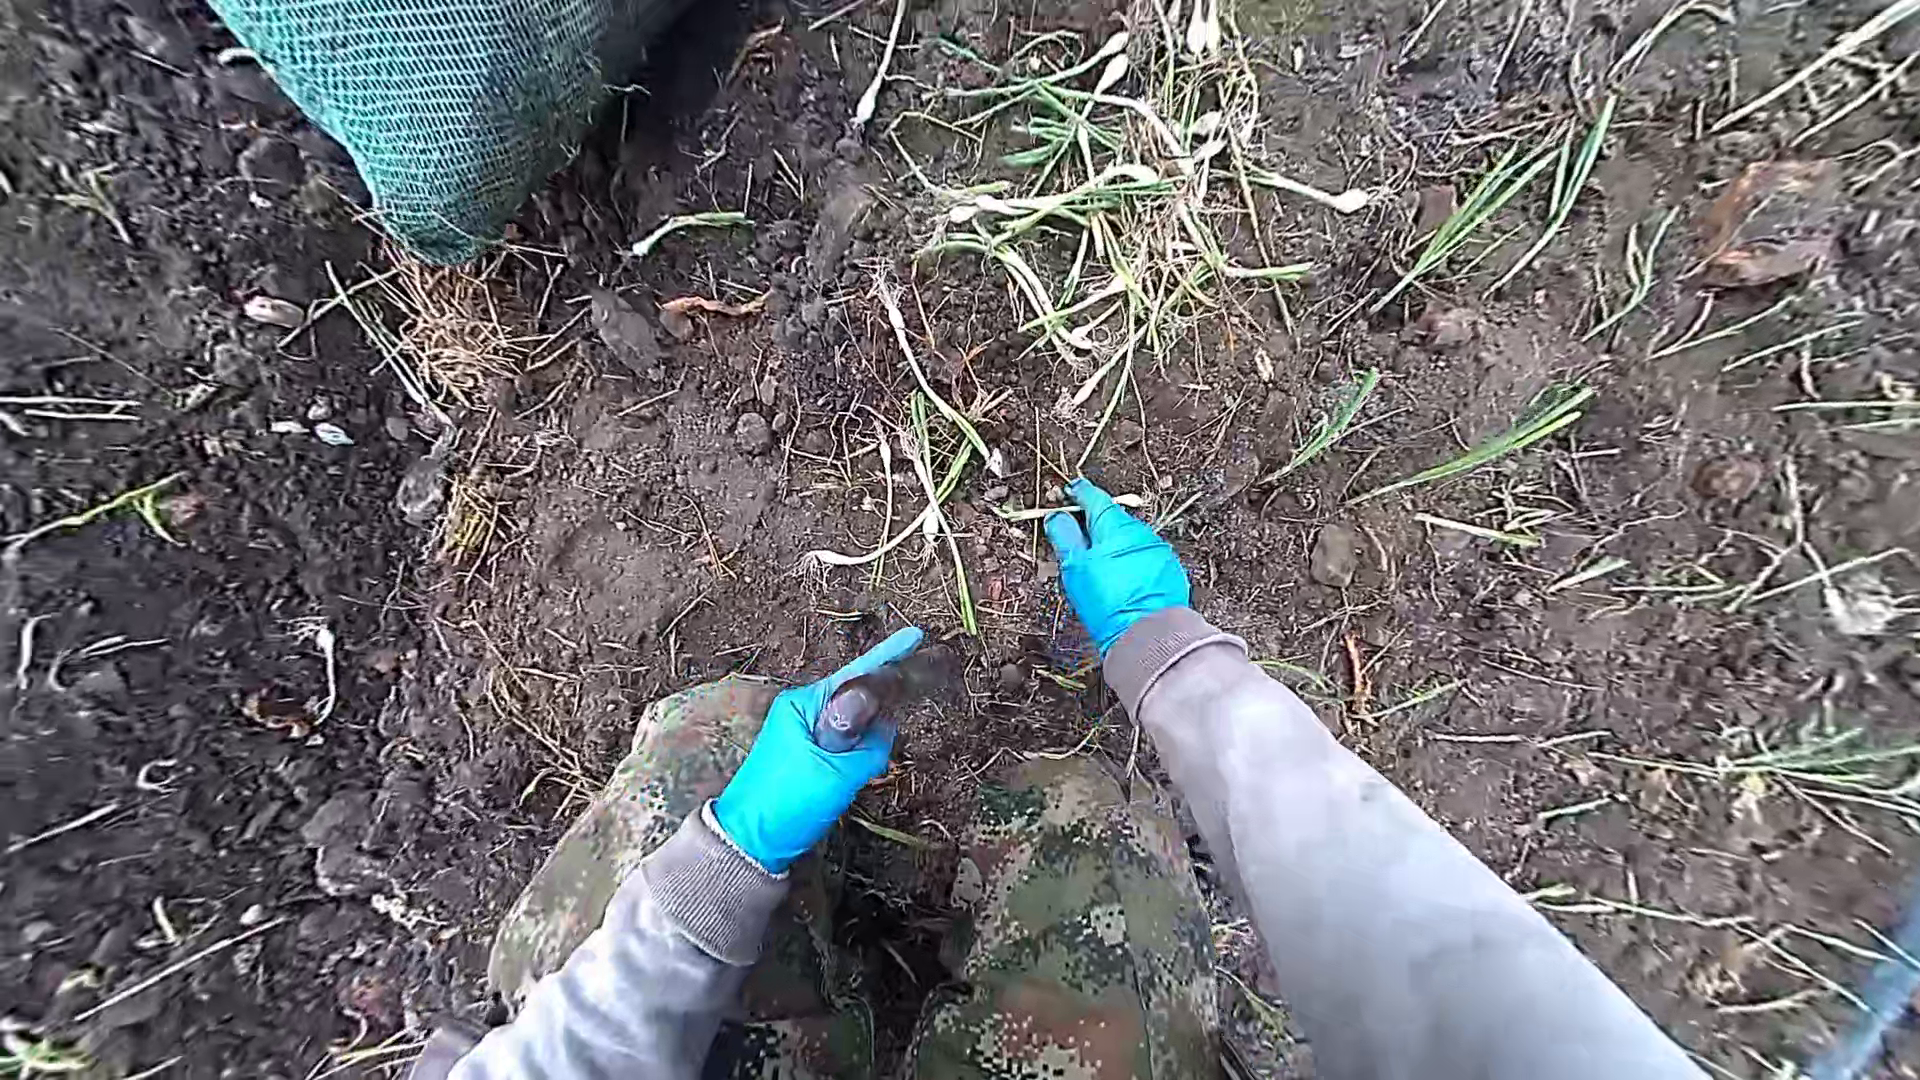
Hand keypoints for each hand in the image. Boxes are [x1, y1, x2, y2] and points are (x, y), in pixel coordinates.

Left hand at [712, 626, 924, 871]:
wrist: (747, 845)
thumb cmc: (786, 804)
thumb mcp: (837, 773)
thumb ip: (870, 745)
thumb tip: (888, 725)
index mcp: (804, 704)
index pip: (856, 673)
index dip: (888, 657)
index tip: (916, 637)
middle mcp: (803, 709)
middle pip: (857, 698)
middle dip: (874, 721)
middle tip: (871, 750)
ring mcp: (803, 730)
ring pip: (853, 725)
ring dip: (863, 746)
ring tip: (850, 777)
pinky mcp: (807, 752)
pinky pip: (842, 743)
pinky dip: (854, 757)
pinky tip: (850, 777)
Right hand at [1044, 478, 1189, 654]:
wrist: (1149, 634)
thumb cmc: (1109, 602)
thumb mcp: (1075, 567)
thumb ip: (1064, 536)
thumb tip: (1056, 516)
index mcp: (1115, 526)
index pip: (1094, 498)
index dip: (1078, 493)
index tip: (1070, 490)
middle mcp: (1140, 532)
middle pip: (1111, 519)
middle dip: (1093, 525)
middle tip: (1076, 538)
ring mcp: (1157, 551)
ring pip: (1127, 540)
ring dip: (1112, 546)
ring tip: (1098, 567)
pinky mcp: (1168, 570)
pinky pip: (1142, 557)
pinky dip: (1129, 562)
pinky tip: (1120, 580)